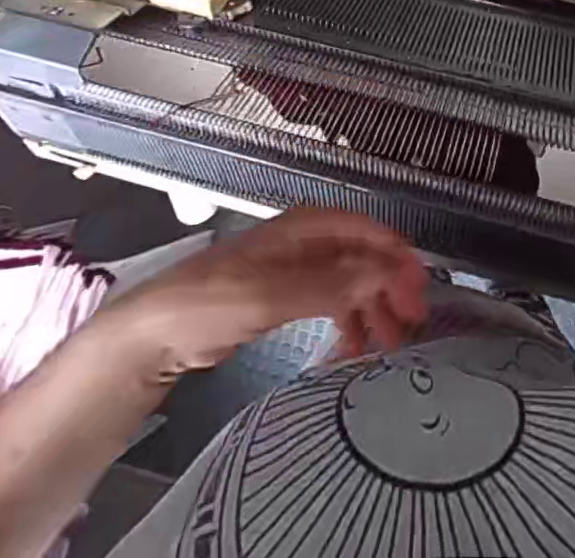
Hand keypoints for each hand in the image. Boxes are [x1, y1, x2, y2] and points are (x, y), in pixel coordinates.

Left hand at [96, 209, 429, 379]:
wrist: (156, 333)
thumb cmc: (208, 302)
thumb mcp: (272, 293)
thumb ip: (330, 283)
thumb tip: (385, 271)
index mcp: (303, 228)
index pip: (367, 232)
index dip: (397, 258)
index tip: (418, 292)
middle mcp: (304, 242)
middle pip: (363, 256)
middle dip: (390, 286)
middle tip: (409, 324)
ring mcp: (294, 269)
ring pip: (349, 281)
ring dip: (372, 307)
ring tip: (387, 344)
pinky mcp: (284, 295)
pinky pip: (330, 302)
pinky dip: (347, 321)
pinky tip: (353, 347)